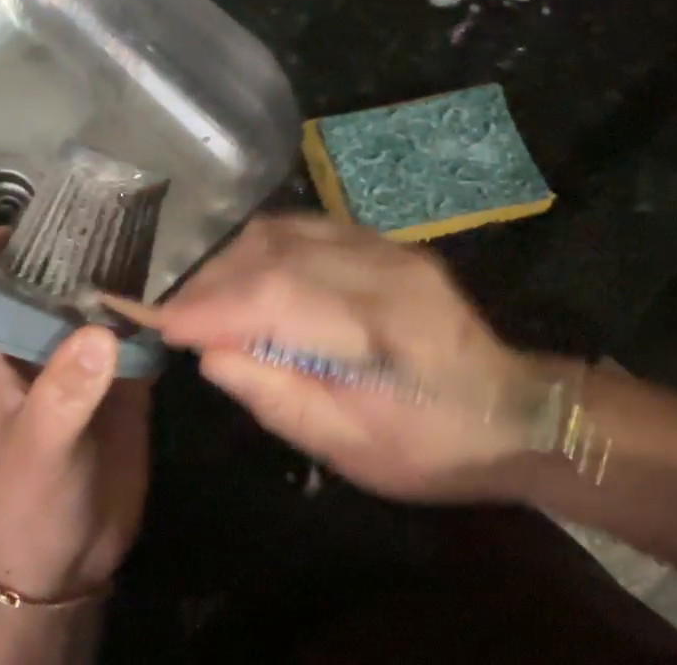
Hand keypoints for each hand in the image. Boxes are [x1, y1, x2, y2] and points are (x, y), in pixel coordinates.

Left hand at [0, 231, 150, 599]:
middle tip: (105, 212)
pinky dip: (150, 318)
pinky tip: (176, 291)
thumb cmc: (34, 501)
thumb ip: (65, 393)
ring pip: (95, 310)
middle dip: (68, 254)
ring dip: (113, 279)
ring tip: (144, 234)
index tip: (19, 226)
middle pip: (48, 290)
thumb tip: (99, 331)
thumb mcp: (43, 446)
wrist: (71, 561)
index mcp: (7, 357)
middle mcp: (44, 351)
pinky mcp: (127, 387)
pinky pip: (137, 341)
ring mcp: (87, 367)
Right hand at [156, 215, 556, 501]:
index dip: (212, 307)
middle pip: (271, 252)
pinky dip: (258, 249)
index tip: (164, 327)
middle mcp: (384, 270)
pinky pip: (301, 228)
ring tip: (203, 300)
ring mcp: (384, 247)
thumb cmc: (429, 448)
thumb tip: (209, 356)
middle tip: (176, 318)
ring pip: (281, 232)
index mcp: (384, 328)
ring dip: (228, 262)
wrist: (512, 413)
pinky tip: (242, 276)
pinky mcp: (380, 241)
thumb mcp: (349, 448)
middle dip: (210, 282)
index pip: (277, 296)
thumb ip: (276, 396)